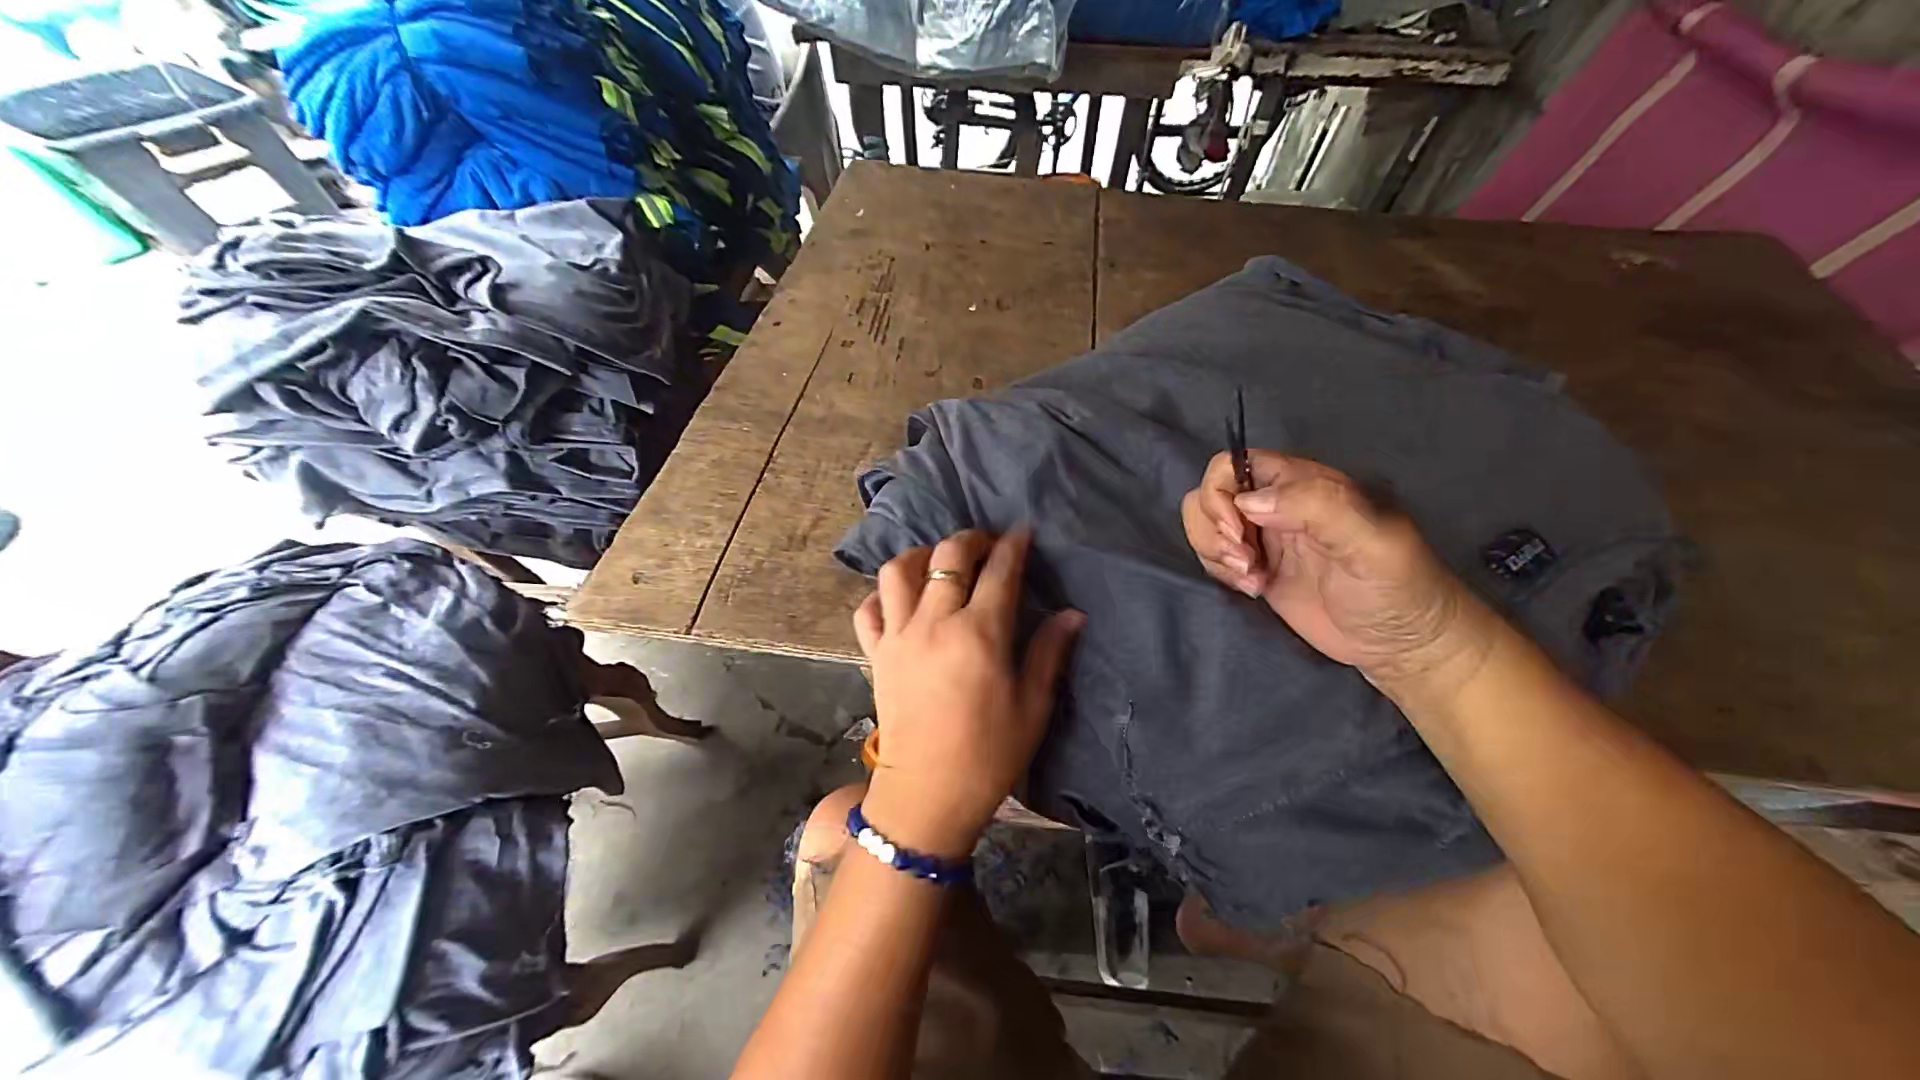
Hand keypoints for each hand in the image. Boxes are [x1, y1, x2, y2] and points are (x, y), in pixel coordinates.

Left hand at [852, 528, 1083, 858]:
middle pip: (946, 556)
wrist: (928, 793)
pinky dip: (881, 597)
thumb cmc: (989, 753)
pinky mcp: (875, 654)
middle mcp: (934, 623)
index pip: (999, 571)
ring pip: (897, 571)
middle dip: (970, 540)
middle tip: (986, 546)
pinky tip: (900, 603)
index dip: (1013, 545)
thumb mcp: (1032, 706)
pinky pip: (867, 609)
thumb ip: (1049, 652)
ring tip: (938, 566)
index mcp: (979, 633)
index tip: (1022, 532)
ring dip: (920, 557)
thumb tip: (1072, 613)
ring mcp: (898, 636)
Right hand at [1180, 452, 1497, 693]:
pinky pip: (1213, 556)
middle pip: (1210, 494)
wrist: (1402, 645)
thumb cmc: (1397, 589)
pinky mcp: (1255, 569)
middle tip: (1246, 563)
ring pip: (1204, 525)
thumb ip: (1317, 508)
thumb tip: (1248, 501)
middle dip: (1214, 529)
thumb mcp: (1371, 543)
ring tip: (1251, 580)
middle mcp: (1276, 505)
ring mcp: (1263, 538)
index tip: (1238, 533)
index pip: (1234, 465)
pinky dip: (1220, 572)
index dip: (1222, 494)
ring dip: (1215, 552)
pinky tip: (1254, 590)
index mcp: (1303, 484)